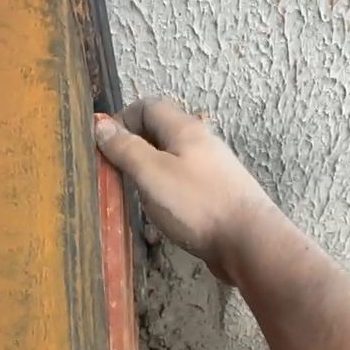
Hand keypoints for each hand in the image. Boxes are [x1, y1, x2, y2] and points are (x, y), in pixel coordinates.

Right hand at [93, 99, 284, 282]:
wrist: (248, 242)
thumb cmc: (197, 204)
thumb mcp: (152, 173)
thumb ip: (126, 149)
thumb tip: (101, 126)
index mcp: (185, 130)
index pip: (148, 106)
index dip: (123, 120)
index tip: (105, 147)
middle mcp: (201, 145)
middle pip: (160, 135)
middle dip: (134, 151)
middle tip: (117, 177)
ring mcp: (212, 172)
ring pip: (172, 164)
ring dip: (150, 178)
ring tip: (137, 200)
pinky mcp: (217, 198)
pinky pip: (185, 189)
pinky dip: (168, 198)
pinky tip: (163, 219)